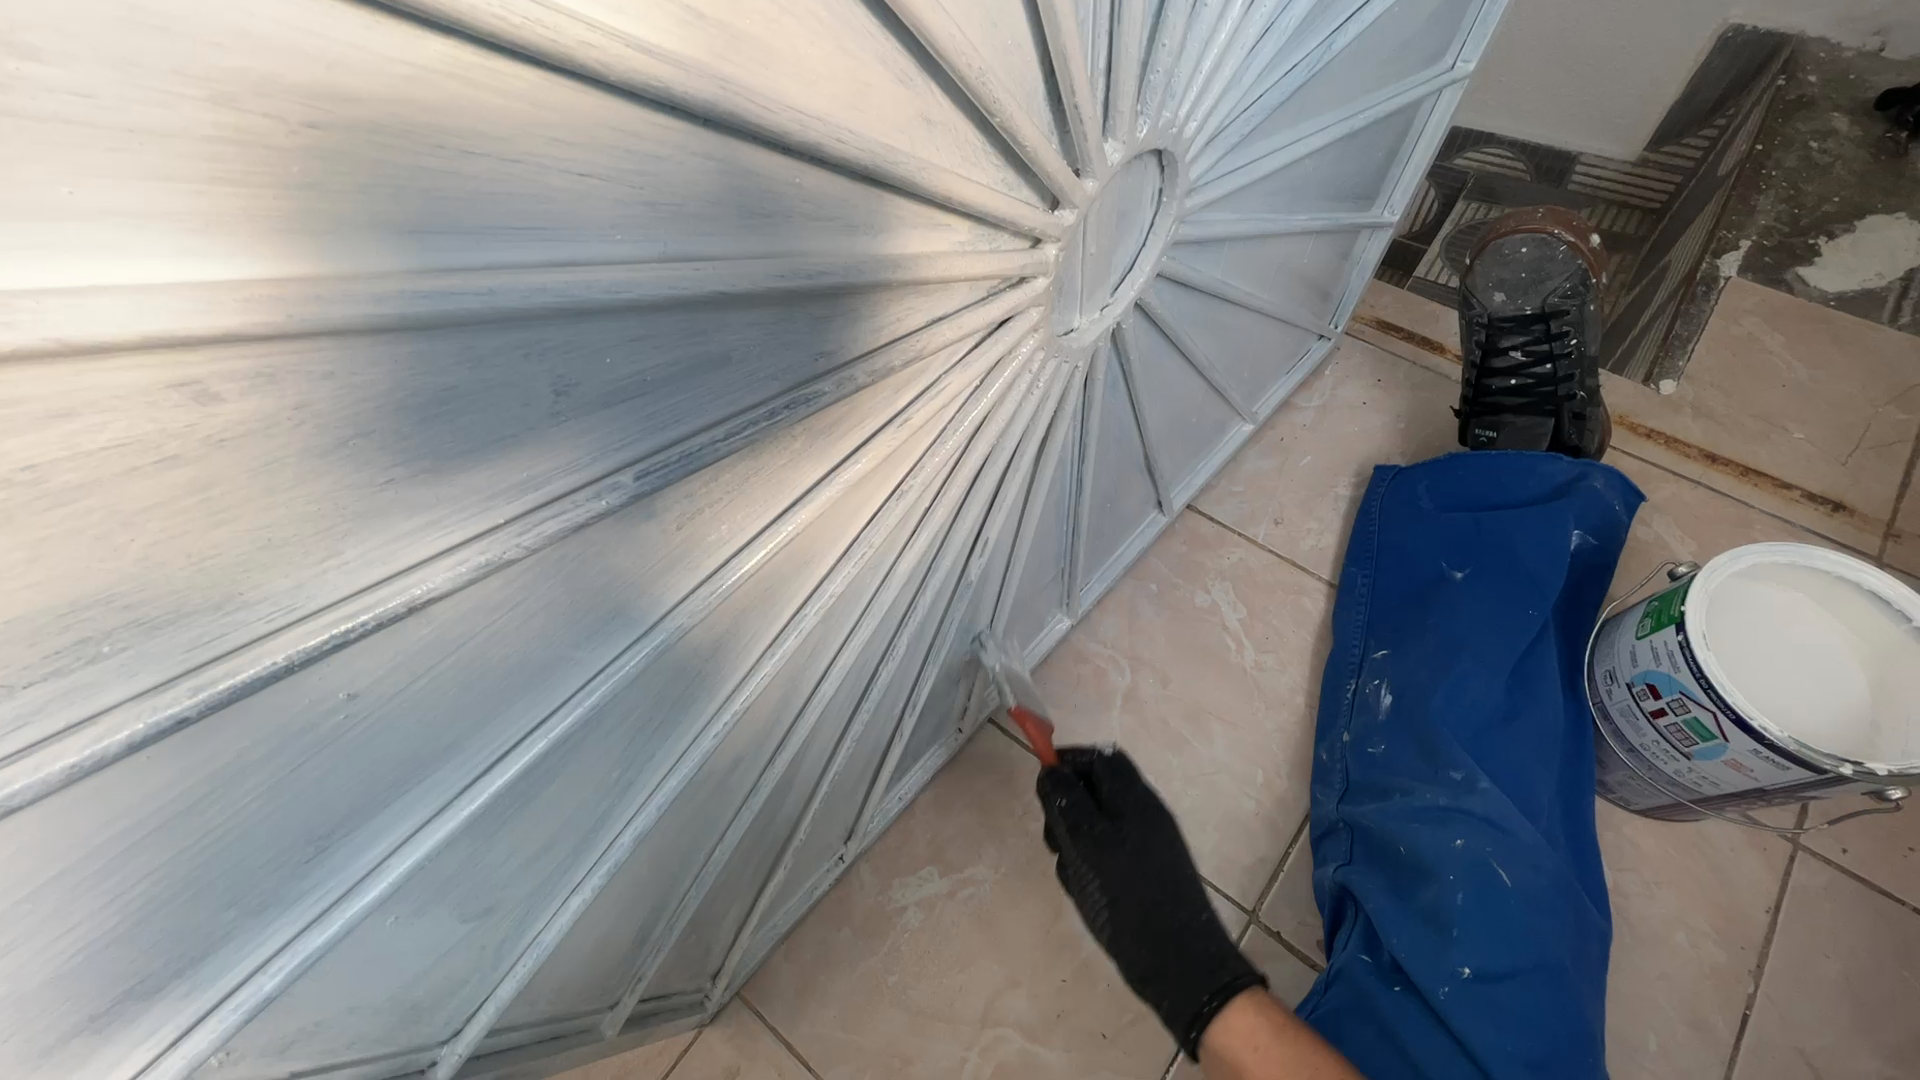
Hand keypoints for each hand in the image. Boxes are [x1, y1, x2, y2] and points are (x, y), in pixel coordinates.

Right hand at [1037, 746, 1266, 1059]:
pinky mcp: (1141, 873)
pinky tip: (1083, 890)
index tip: (1042, 783)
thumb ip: (1067, 801)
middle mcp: (1142, 815)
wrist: (1180, 963)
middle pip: (1094, 790)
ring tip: (1070, 870)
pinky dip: (1087, 865)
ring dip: (1072, 841)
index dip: (1069, 762)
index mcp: (1134, 798)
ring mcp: (1144, 845)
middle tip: (1054, 837)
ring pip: (1094, 826)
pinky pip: (1104, 855)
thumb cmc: (1129, 896)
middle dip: (1066, 808)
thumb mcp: (1088, 843)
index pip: (1100, 758)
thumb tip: (1050, 769)